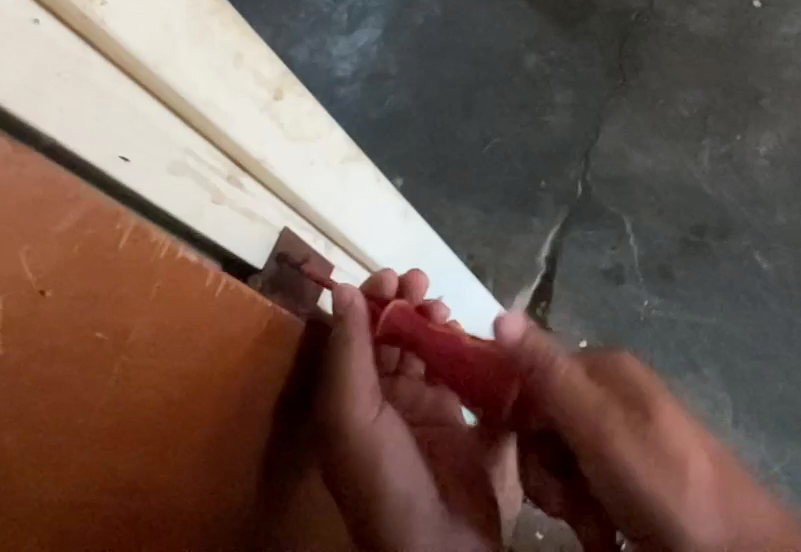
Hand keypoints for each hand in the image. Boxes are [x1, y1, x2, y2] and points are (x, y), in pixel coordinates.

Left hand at [315, 269, 520, 551]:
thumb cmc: (384, 479)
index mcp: (345, 396)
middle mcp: (378, 397)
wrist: (441, 546)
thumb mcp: (352, 416)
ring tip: (439, 304)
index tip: (390, 275)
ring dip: (427, 318)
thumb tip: (340, 288)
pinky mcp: (453, 416)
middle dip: (400, 302)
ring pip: (420, 345)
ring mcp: (418, 406)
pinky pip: (451, 368)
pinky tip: (460, 330)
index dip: (368, 300)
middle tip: (419, 280)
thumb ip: (348, 351)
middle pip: (387, 334)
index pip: (353, 333)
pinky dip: (455, 344)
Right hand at [494, 311, 800, 551]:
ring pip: (557, 462)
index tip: (524, 452)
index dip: (516, 417)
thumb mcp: (601, 427)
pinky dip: (587, 516)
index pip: (527, 374)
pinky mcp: (632, 482)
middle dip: (545, 468)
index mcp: (604, 369)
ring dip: (565, 498)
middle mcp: (609, 397)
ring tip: (597, 523)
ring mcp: (622, 442)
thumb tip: (500, 313)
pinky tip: (606, 535)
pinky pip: (584, 489)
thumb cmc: (666, 485)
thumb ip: (549, 372)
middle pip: (539, 423)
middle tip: (569, 496)